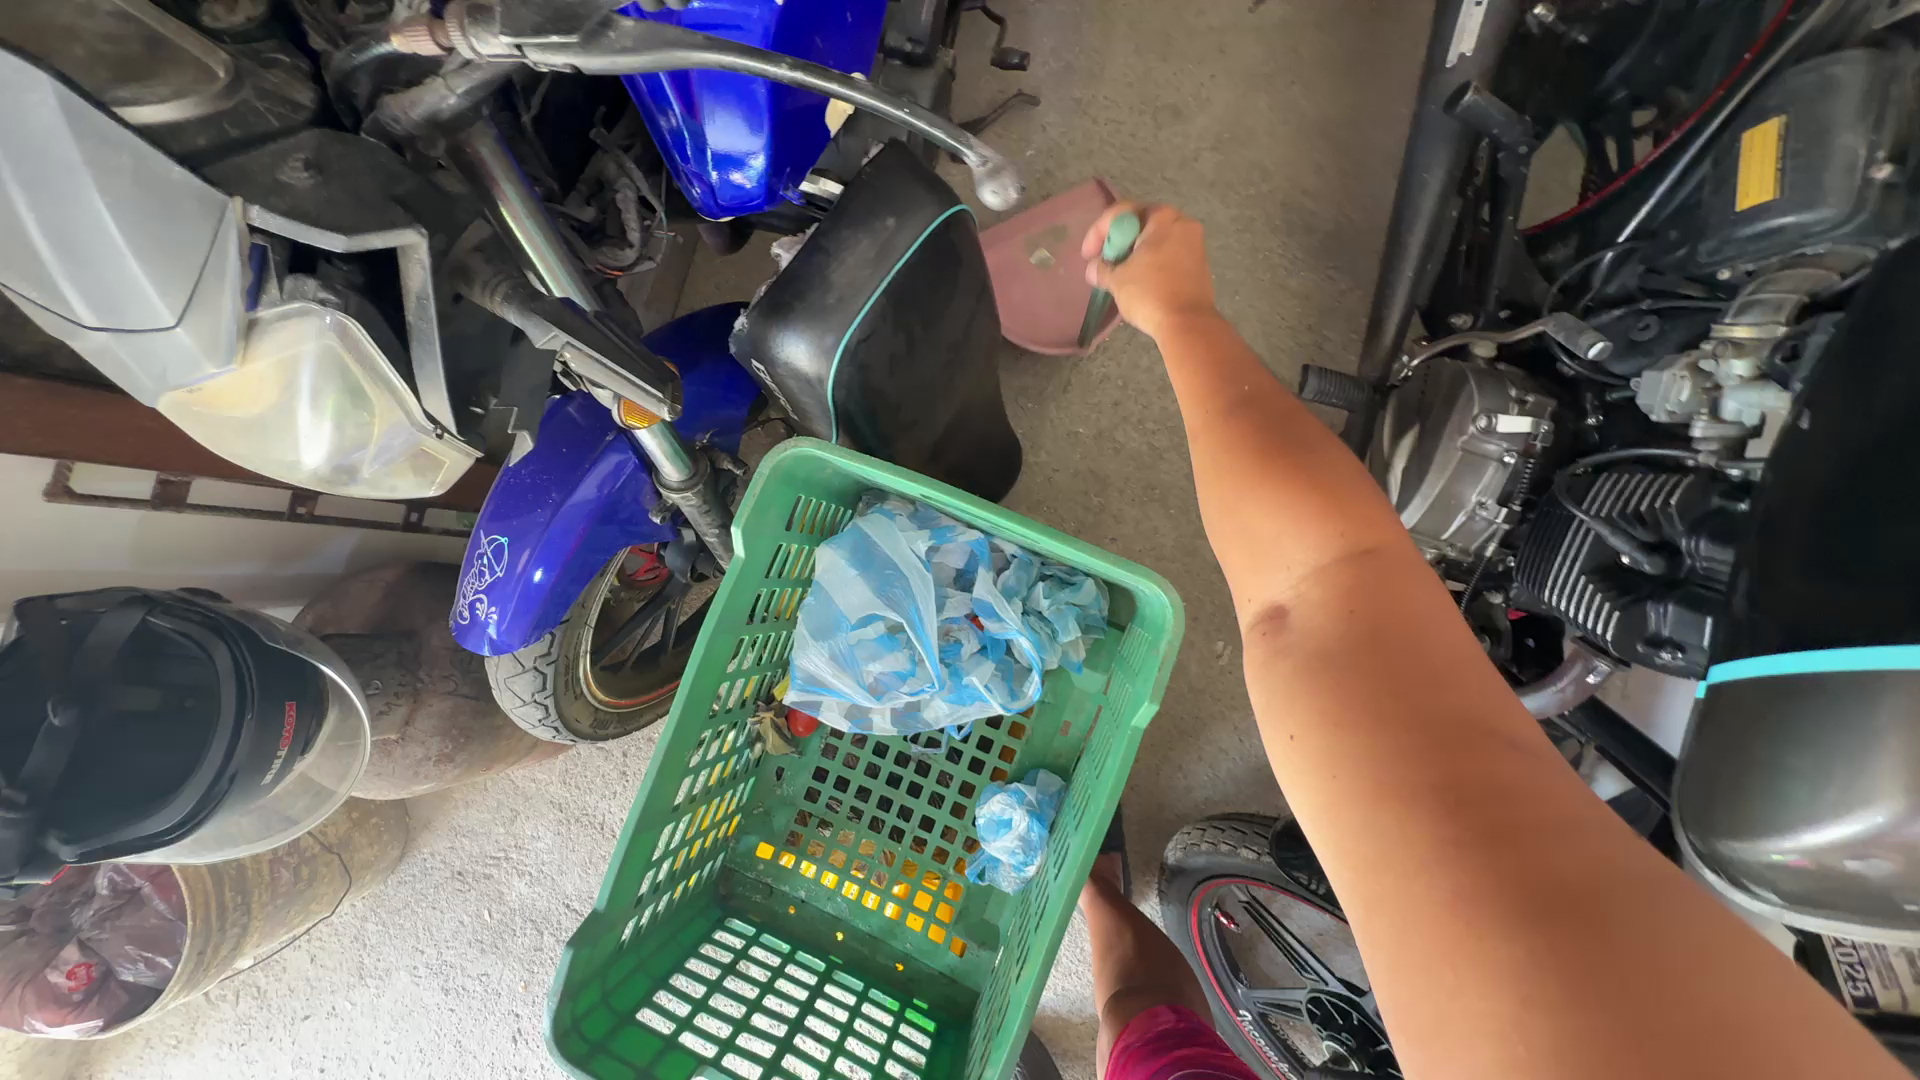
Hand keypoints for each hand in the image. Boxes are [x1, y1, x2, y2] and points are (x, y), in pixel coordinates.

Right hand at [1082, 202, 1218, 340]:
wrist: (1187, 324)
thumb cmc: (1150, 294)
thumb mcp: (1117, 280)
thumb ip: (1102, 269)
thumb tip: (1094, 269)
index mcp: (1162, 217)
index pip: (1122, 213)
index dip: (1098, 233)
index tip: (1088, 256)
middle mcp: (1182, 222)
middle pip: (1141, 225)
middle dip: (1119, 243)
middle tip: (1105, 264)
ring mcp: (1195, 243)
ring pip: (1156, 241)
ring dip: (1135, 255)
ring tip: (1121, 276)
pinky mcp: (1199, 264)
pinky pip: (1168, 256)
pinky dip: (1152, 264)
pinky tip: (1141, 282)